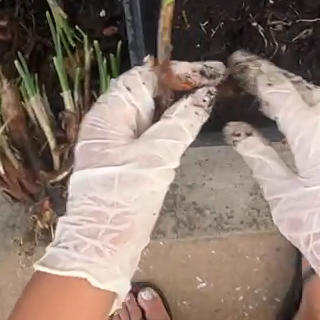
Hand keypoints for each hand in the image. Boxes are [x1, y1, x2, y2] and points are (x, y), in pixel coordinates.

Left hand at [35, 60, 224, 296]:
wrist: (101, 248)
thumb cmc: (123, 200)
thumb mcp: (157, 157)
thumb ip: (181, 122)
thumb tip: (205, 95)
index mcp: (108, 115)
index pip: (143, 76)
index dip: (177, 71)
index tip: (212, 73)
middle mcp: (108, 124)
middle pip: (146, 92)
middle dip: (181, 86)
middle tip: (217, 84)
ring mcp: (115, 144)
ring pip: (150, 114)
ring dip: (178, 106)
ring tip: (209, 101)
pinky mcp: (124, 163)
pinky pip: (148, 134)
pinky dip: (170, 127)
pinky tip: (189, 128)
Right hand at [223, 51, 319, 305]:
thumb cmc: (317, 223)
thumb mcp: (279, 191)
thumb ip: (258, 154)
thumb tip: (235, 128)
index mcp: (310, 130)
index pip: (278, 91)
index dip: (256, 74)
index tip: (238, 63)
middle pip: (302, 88)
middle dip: (276, 76)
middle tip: (252, 69)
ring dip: (299, 89)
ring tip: (277, 87)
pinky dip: (317, 104)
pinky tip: (308, 111)